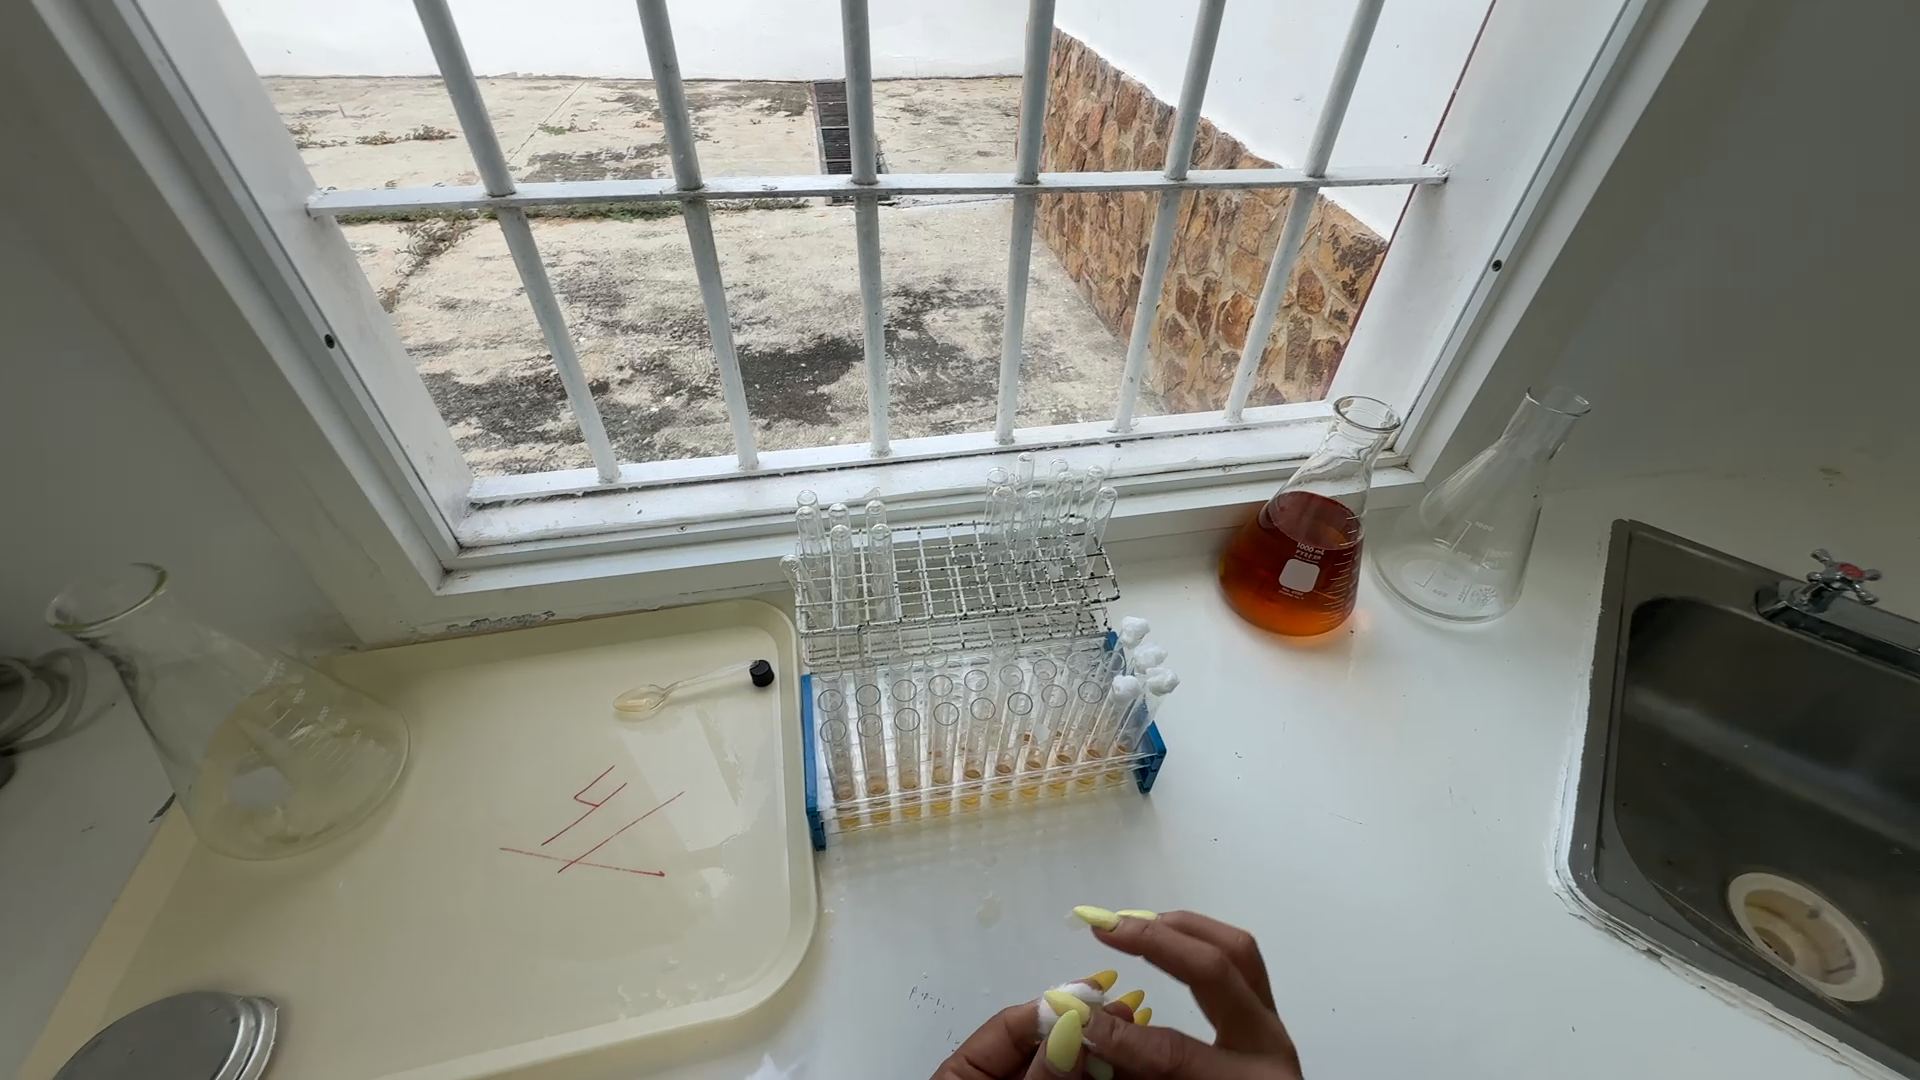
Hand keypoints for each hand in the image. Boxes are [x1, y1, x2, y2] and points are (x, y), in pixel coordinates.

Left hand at [929, 974, 1138, 1079]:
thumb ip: (1040, 1078)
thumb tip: (1070, 1025)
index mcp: (961, 1073)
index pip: (1011, 1025)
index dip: (1053, 1007)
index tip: (1094, 989)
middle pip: (1042, 1046)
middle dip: (1083, 1026)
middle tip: (1125, 1003)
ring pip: (1064, 1071)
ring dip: (1097, 1052)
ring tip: (1133, 1024)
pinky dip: (1096, 1079)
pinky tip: (1125, 1063)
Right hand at [1069, 907, 1301, 1078]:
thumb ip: (1131, 1074)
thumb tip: (1083, 1029)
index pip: (1179, 1053)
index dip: (1123, 1037)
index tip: (1079, 1019)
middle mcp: (1270, 1047)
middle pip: (1215, 971)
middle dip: (1153, 942)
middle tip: (1102, 927)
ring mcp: (1271, 1022)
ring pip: (1234, 947)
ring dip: (1176, 926)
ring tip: (1127, 922)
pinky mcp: (1265, 1010)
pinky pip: (1238, 954)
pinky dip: (1195, 934)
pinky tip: (1159, 932)